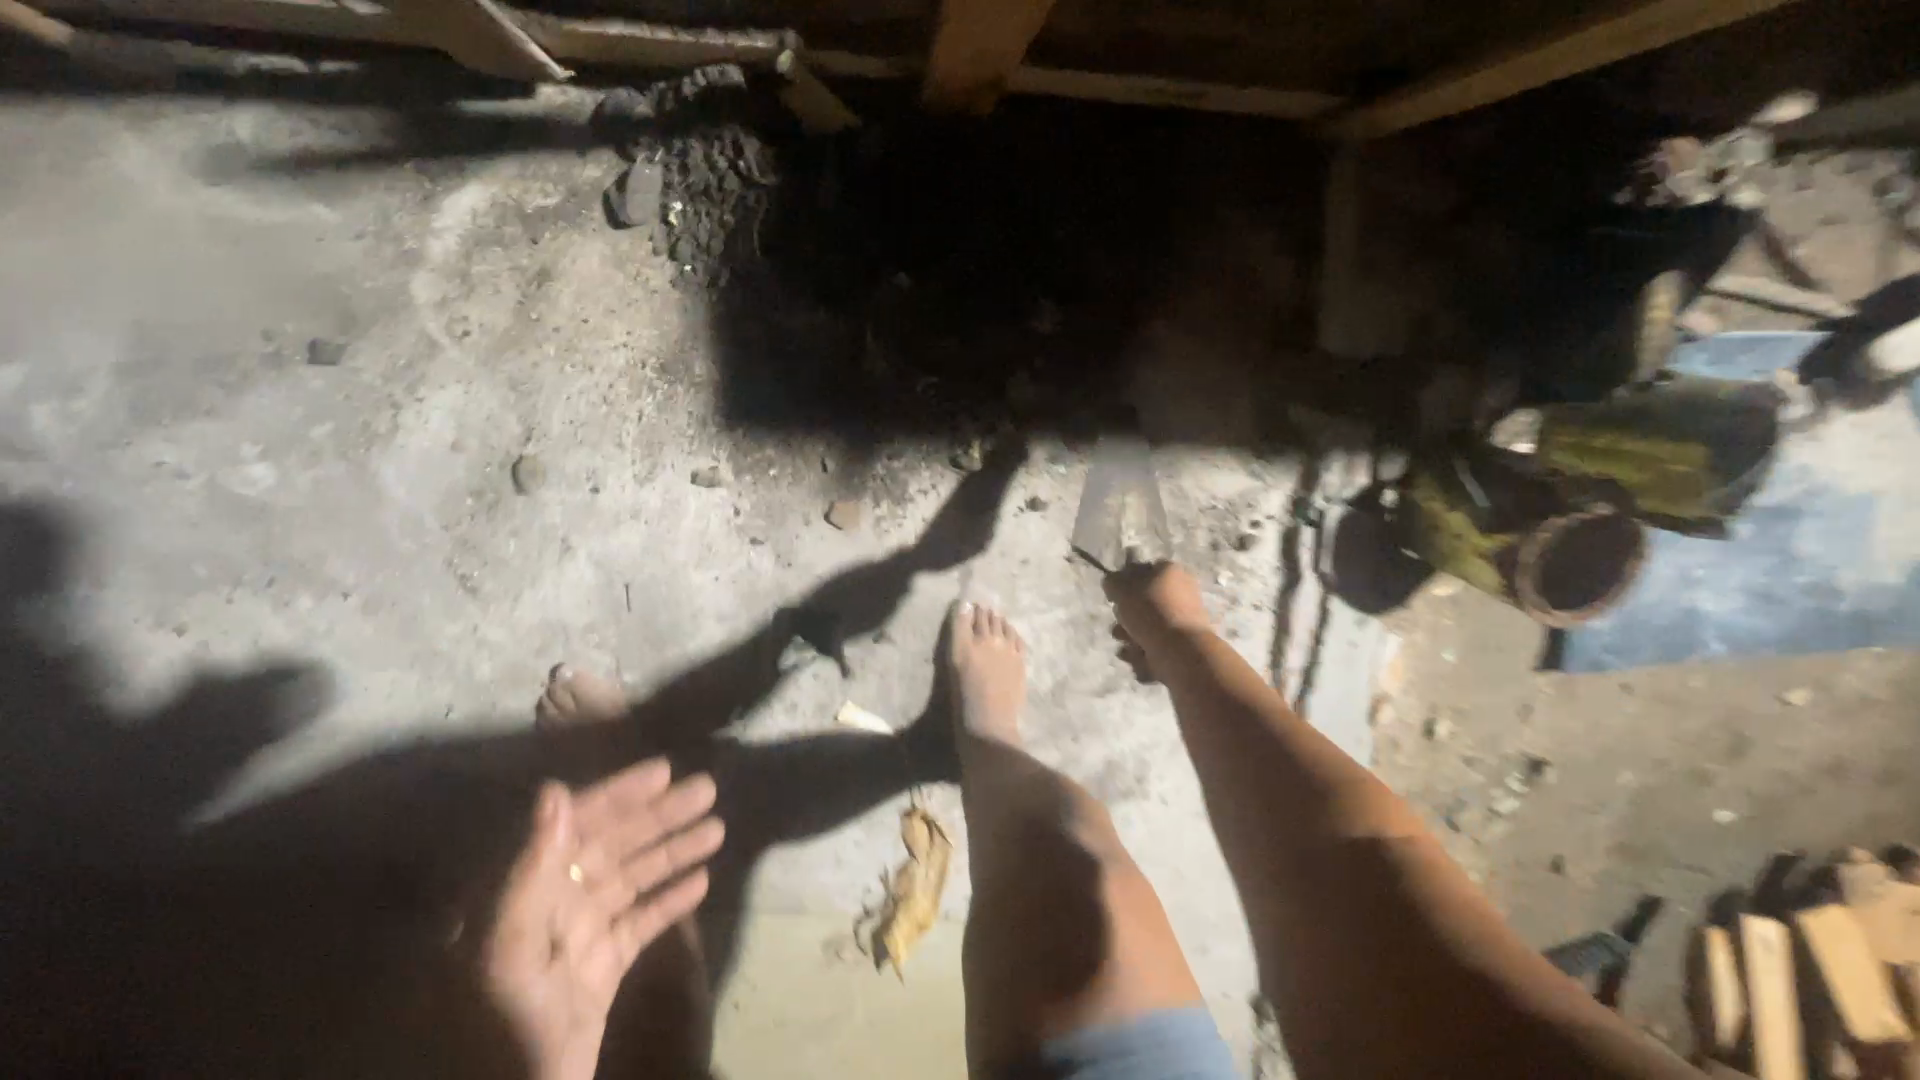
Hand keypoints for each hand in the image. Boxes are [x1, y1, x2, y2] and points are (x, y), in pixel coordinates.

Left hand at [478, 760, 723, 1079]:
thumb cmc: (503, 1030)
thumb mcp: (508, 952)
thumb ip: (530, 871)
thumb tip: (555, 791)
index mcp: (521, 894)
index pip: (574, 827)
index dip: (618, 795)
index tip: (664, 770)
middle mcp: (549, 907)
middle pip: (611, 847)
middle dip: (658, 817)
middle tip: (707, 790)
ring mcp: (577, 940)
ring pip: (631, 881)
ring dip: (673, 852)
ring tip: (718, 829)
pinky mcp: (600, 972)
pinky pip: (640, 924)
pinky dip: (669, 902)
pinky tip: (702, 883)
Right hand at [1102, 561, 1211, 655]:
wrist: (1180, 649)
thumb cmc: (1150, 611)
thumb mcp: (1122, 588)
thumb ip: (1113, 582)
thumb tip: (1112, 582)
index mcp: (1171, 572)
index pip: (1144, 570)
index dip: (1125, 582)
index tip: (1114, 596)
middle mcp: (1181, 592)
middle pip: (1144, 601)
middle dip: (1126, 614)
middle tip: (1119, 620)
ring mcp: (1183, 619)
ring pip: (1147, 625)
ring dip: (1130, 634)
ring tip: (1124, 641)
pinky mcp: (1182, 643)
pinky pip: (1154, 644)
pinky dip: (1141, 650)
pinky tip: (1135, 654)